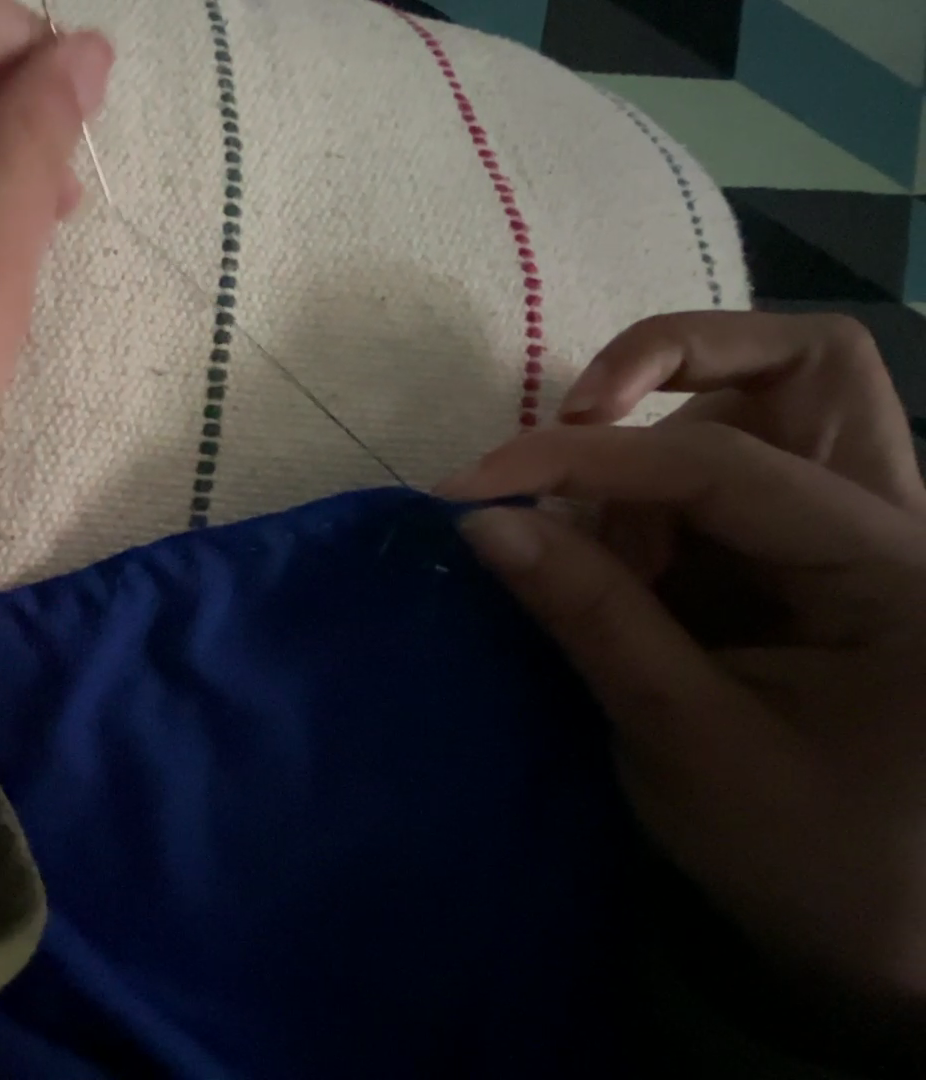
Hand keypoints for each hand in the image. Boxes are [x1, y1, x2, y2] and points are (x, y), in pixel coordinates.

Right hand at [441, 312, 925, 1007]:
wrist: (904, 943)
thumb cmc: (812, 852)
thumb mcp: (679, 734)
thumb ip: (584, 612)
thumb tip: (477, 522)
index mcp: (900, 570)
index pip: (715, 462)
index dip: (574, 459)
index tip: (464, 488)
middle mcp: (899, 524)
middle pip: (805, 365)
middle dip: (669, 359)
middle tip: (570, 413)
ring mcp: (856, 538)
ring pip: (767, 410)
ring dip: (653, 443)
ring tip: (592, 542)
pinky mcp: (806, 564)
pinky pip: (721, 484)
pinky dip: (645, 502)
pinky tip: (615, 569)